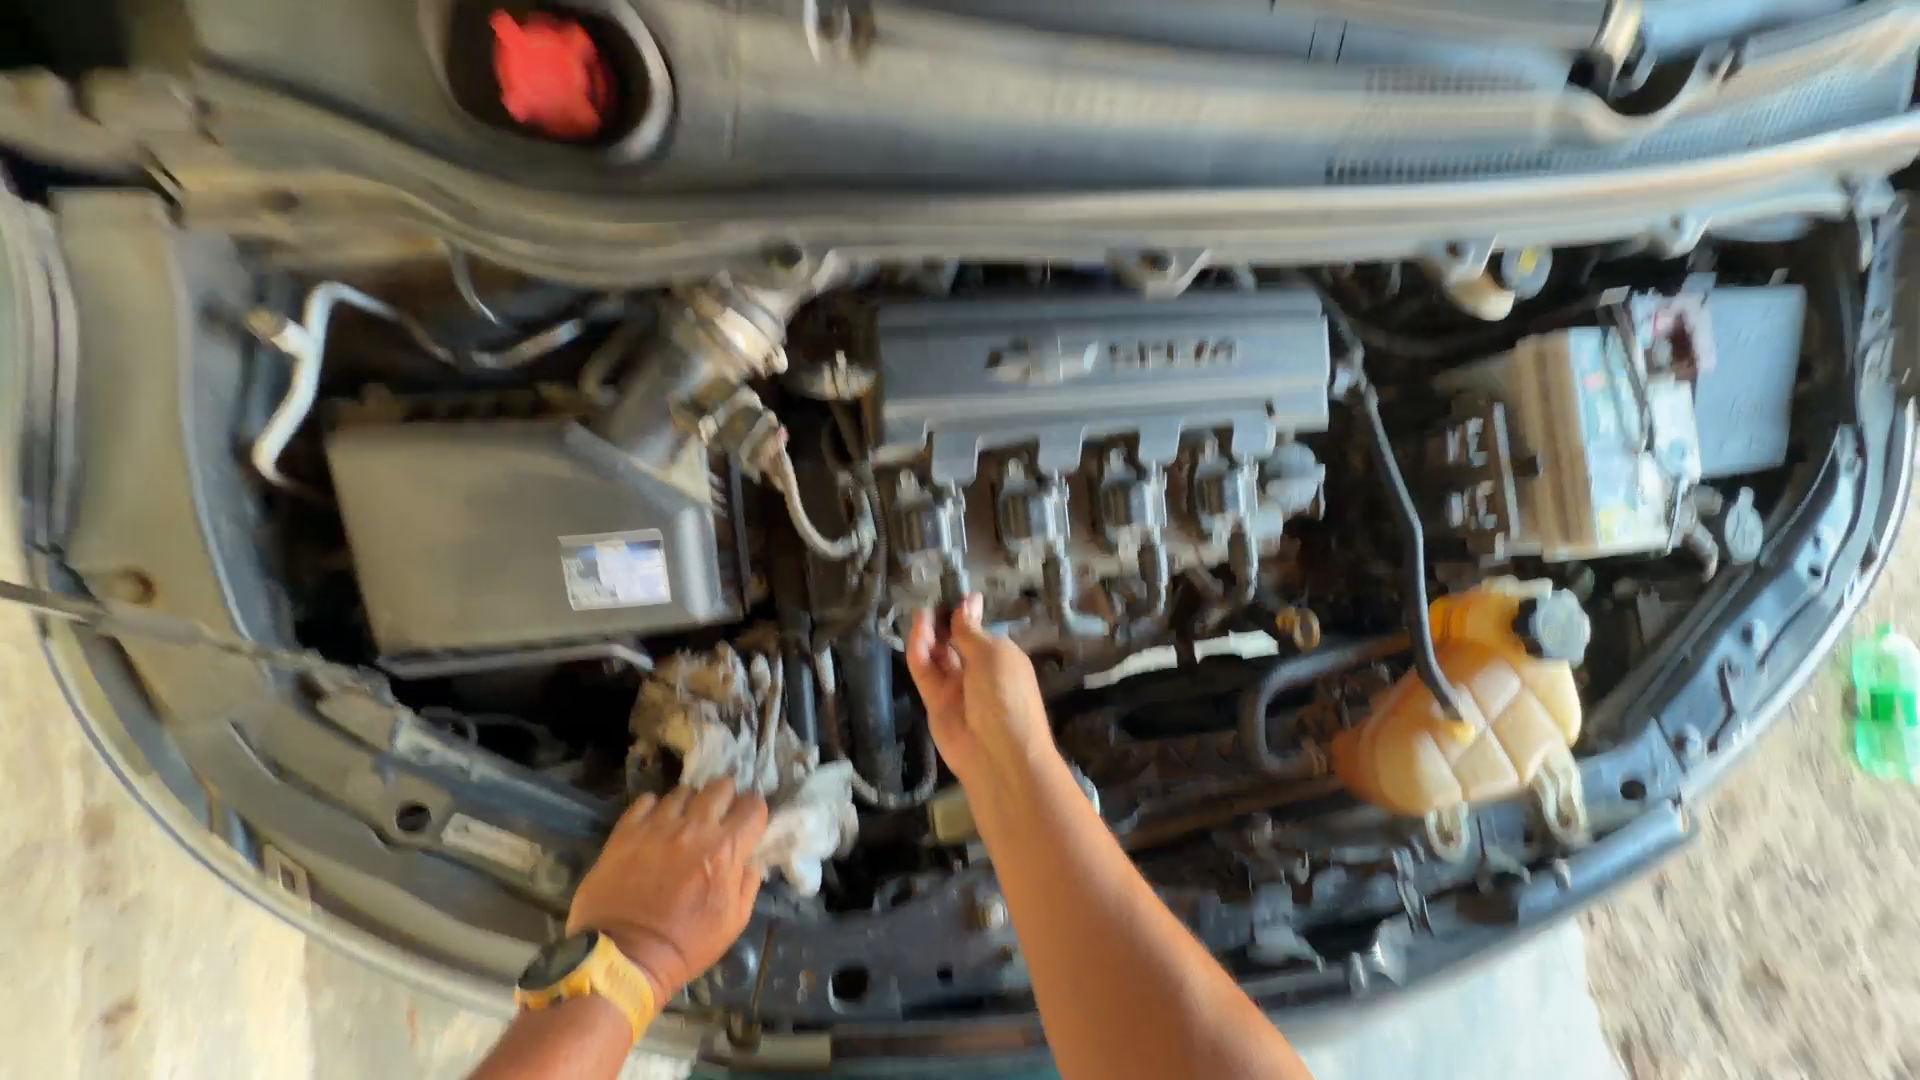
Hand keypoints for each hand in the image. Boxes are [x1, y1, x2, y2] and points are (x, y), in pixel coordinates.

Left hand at [567, 780, 768, 1000]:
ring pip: (683, 791)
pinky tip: (655, 825)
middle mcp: (694, 828)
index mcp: (725, 849)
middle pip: (720, 787)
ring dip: (689, 803)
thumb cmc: (685, 945)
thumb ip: (748, 883)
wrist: (622, 960)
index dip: (754, 812)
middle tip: (718, 816)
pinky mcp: (626, 832)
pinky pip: (646, 801)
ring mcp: (658, 826)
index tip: (747, 823)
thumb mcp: (734, 922)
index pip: (754, 806)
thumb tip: (749, 858)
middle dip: (725, 797)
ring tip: (684, 821)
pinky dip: (655, 809)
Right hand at [905, 594, 1059, 791]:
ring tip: (921, 612)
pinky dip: (919, 651)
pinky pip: (925, 672)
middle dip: (944, 623)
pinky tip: (917, 631)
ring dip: (930, 634)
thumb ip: (971, 630)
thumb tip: (969, 600)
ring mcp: (956, 687)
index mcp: (1001, 658)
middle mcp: (979, 671)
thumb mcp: (993, 654)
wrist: (998, 753)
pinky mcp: (935, 701)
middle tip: (931, 602)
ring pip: (938, 655)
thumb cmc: (1006, 695)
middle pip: (956, 643)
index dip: (966, 616)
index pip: (979, 632)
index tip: (952, 595)